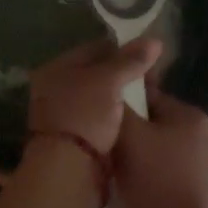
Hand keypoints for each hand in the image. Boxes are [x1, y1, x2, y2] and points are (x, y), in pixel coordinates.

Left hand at [26, 38, 162, 154]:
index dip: (122, 49)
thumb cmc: (85, 115)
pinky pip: (97, 117)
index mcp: (54, 69)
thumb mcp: (109, 82)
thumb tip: (154, 40)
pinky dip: (113, 115)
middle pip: (94, 74)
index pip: (93, 49)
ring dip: (119, 96)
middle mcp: (53, 88)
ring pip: (97, 97)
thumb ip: (130, 61)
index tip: (149, 56)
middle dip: (122, 74)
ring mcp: (61, 113)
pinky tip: (133, 117)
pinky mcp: (72, 136)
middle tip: (151, 79)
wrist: (69, 167)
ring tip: (146, 97)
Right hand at [114, 82, 207, 207]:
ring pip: (165, 146)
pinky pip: (173, 167)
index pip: (149, 96)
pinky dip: (157, 171)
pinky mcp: (207, 185)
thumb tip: (111, 89)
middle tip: (110, 147)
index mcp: (191, 115)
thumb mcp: (127, 136)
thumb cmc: (152, 179)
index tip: (105, 123)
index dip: (123, 108)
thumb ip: (119, 107)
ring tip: (122, 168)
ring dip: (144, 152)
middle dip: (135, 132)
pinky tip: (141, 185)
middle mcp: (207, 132)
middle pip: (158, 122)